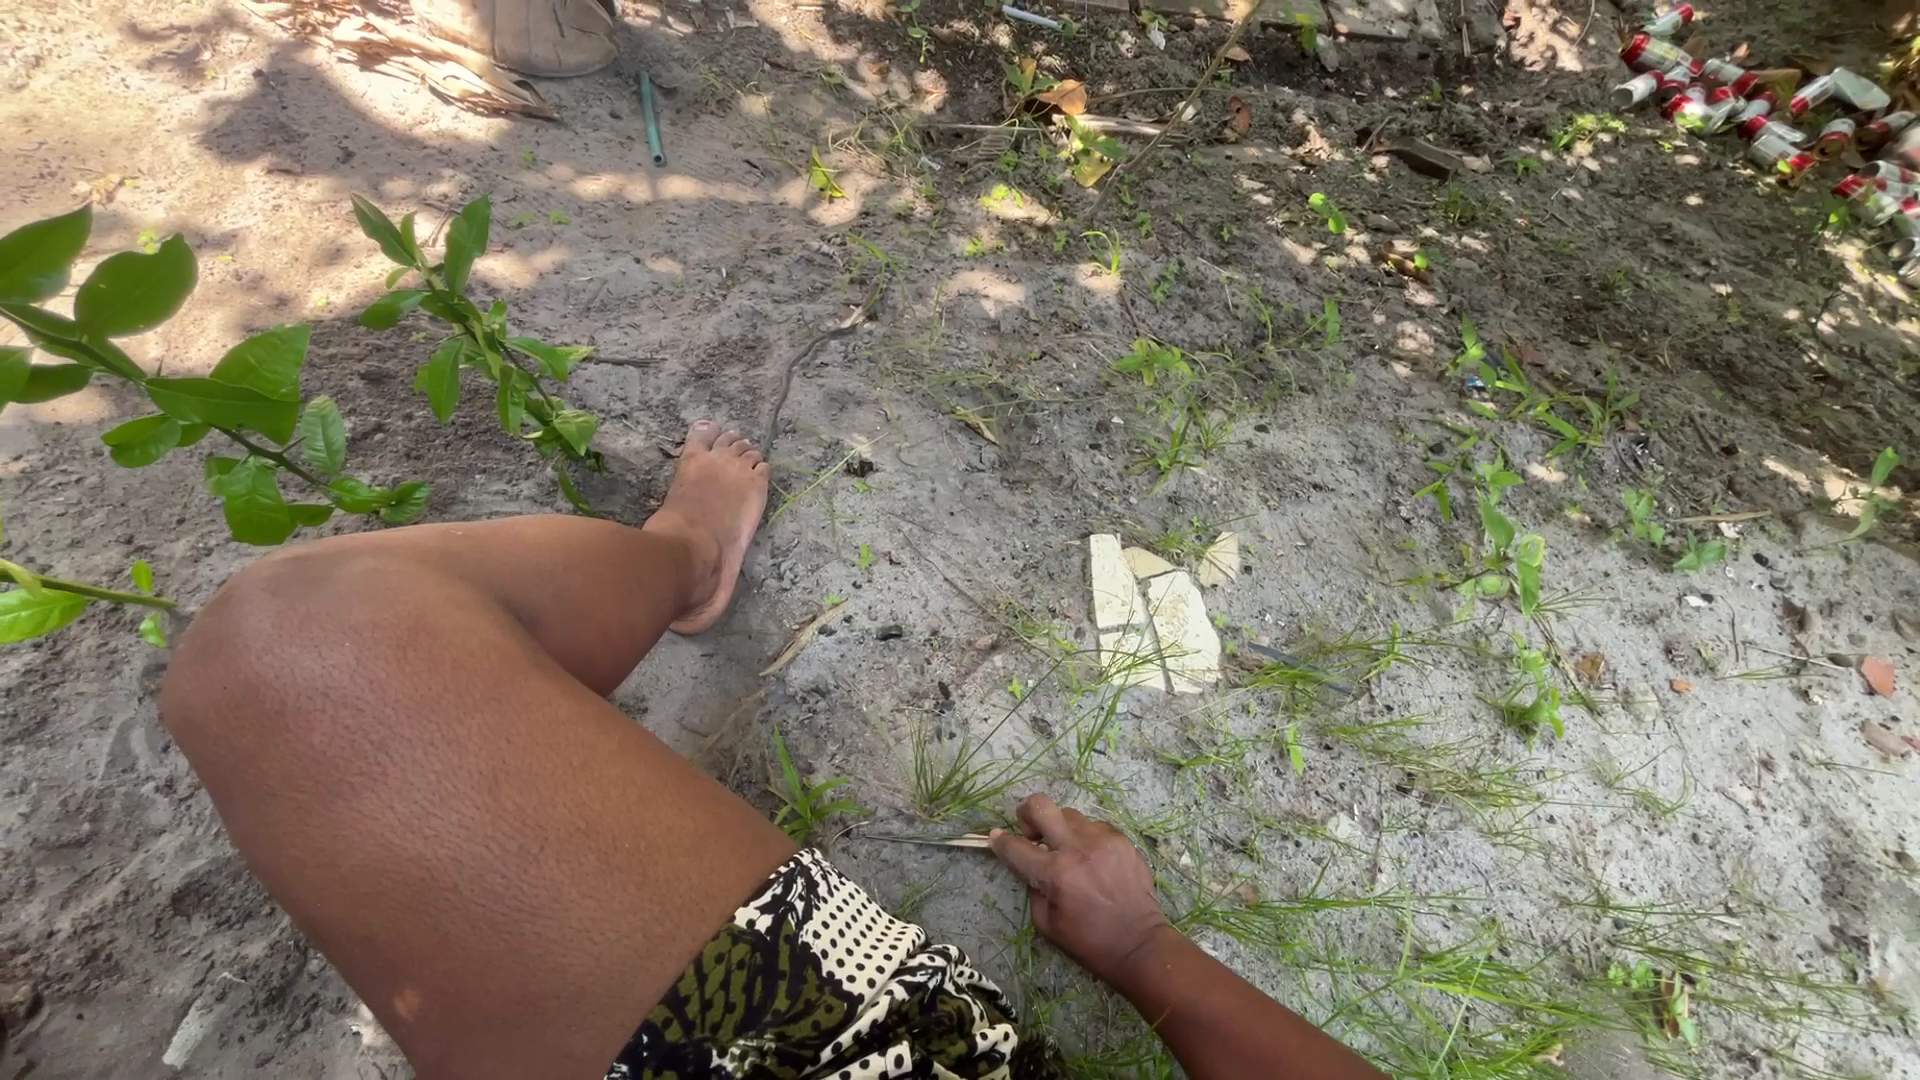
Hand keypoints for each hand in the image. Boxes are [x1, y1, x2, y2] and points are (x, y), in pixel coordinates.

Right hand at [989, 794, 1170, 983]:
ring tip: (1070, 854)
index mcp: (1056, 875)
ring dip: (1061, 830)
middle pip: (1041, 805)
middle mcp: (1078, 849)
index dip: (1000, 841)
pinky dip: (1086, 840)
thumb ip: (1031, 887)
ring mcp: (1103, 839)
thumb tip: (1026, 862)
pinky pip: (1093, 827)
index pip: (1016, 847)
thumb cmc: (1089, 941)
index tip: (996, 837)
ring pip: (1068, 815)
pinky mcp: (1121, 839)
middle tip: (1033, 834)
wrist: (1140, 945)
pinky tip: (1094, 862)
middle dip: (1028, 814)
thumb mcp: (1047, 924)